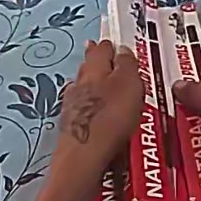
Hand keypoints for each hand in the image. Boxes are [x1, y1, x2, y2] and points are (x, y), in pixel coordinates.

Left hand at [51, 40, 143, 183]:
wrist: (85, 155)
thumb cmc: (112, 116)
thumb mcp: (130, 84)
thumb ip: (127, 65)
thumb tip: (122, 50)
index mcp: (95, 68)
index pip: (103, 48)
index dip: (111, 45)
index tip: (118, 45)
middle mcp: (79, 82)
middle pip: (90, 67)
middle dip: (100, 63)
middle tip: (110, 61)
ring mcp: (72, 104)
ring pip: (85, 87)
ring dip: (94, 84)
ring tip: (106, 86)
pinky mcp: (71, 125)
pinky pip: (83, 108)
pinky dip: (91, 106)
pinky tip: (96, 112)